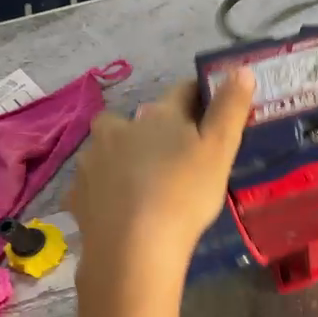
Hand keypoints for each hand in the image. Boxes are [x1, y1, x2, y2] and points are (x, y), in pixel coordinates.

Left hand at [66, 72, 253, 276]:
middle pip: (140, 119)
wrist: (133, 248)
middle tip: (178, 157)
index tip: (214, 116)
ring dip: (127, 157)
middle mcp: (118, 128)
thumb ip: (231, 107)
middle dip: (156, 130)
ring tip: (148, 184)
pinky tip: (123, 208)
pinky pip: (95, 182)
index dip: (200, 99)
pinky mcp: (77, 193)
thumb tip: (240, 68)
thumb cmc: (185, 193)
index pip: (182, 91)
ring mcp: (92, 160)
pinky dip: (108, 189)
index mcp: (157, 115)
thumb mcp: (220, 148)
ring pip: (113, 148)